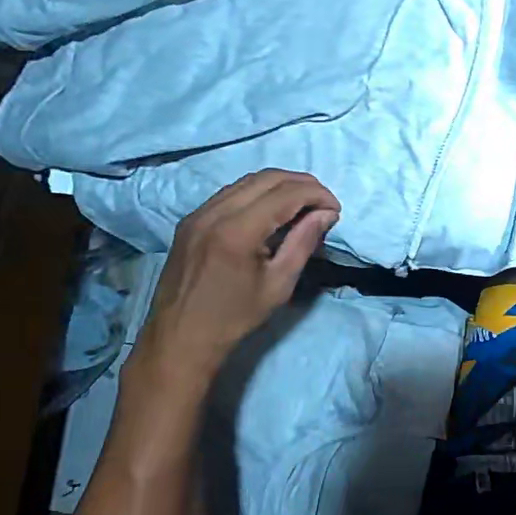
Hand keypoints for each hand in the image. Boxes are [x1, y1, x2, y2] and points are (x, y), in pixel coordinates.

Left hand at [141, 170, 339, 369]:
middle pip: (267, 177)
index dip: (316, 195)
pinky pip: (230, 192)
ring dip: (280, 185)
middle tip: (324, 202)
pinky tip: (271, 210)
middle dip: (302, 183)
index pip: (286, 194)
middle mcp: (215, 212)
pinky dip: (257, 193)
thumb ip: (303, 243)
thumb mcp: (279, 284)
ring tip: (302, 203)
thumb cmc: (235, 317)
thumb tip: (326, 214)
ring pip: (247, 181)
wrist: (180, 337)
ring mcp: (199, 212)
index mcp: (238, 231)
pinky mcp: (191, 219)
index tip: (335, 209)